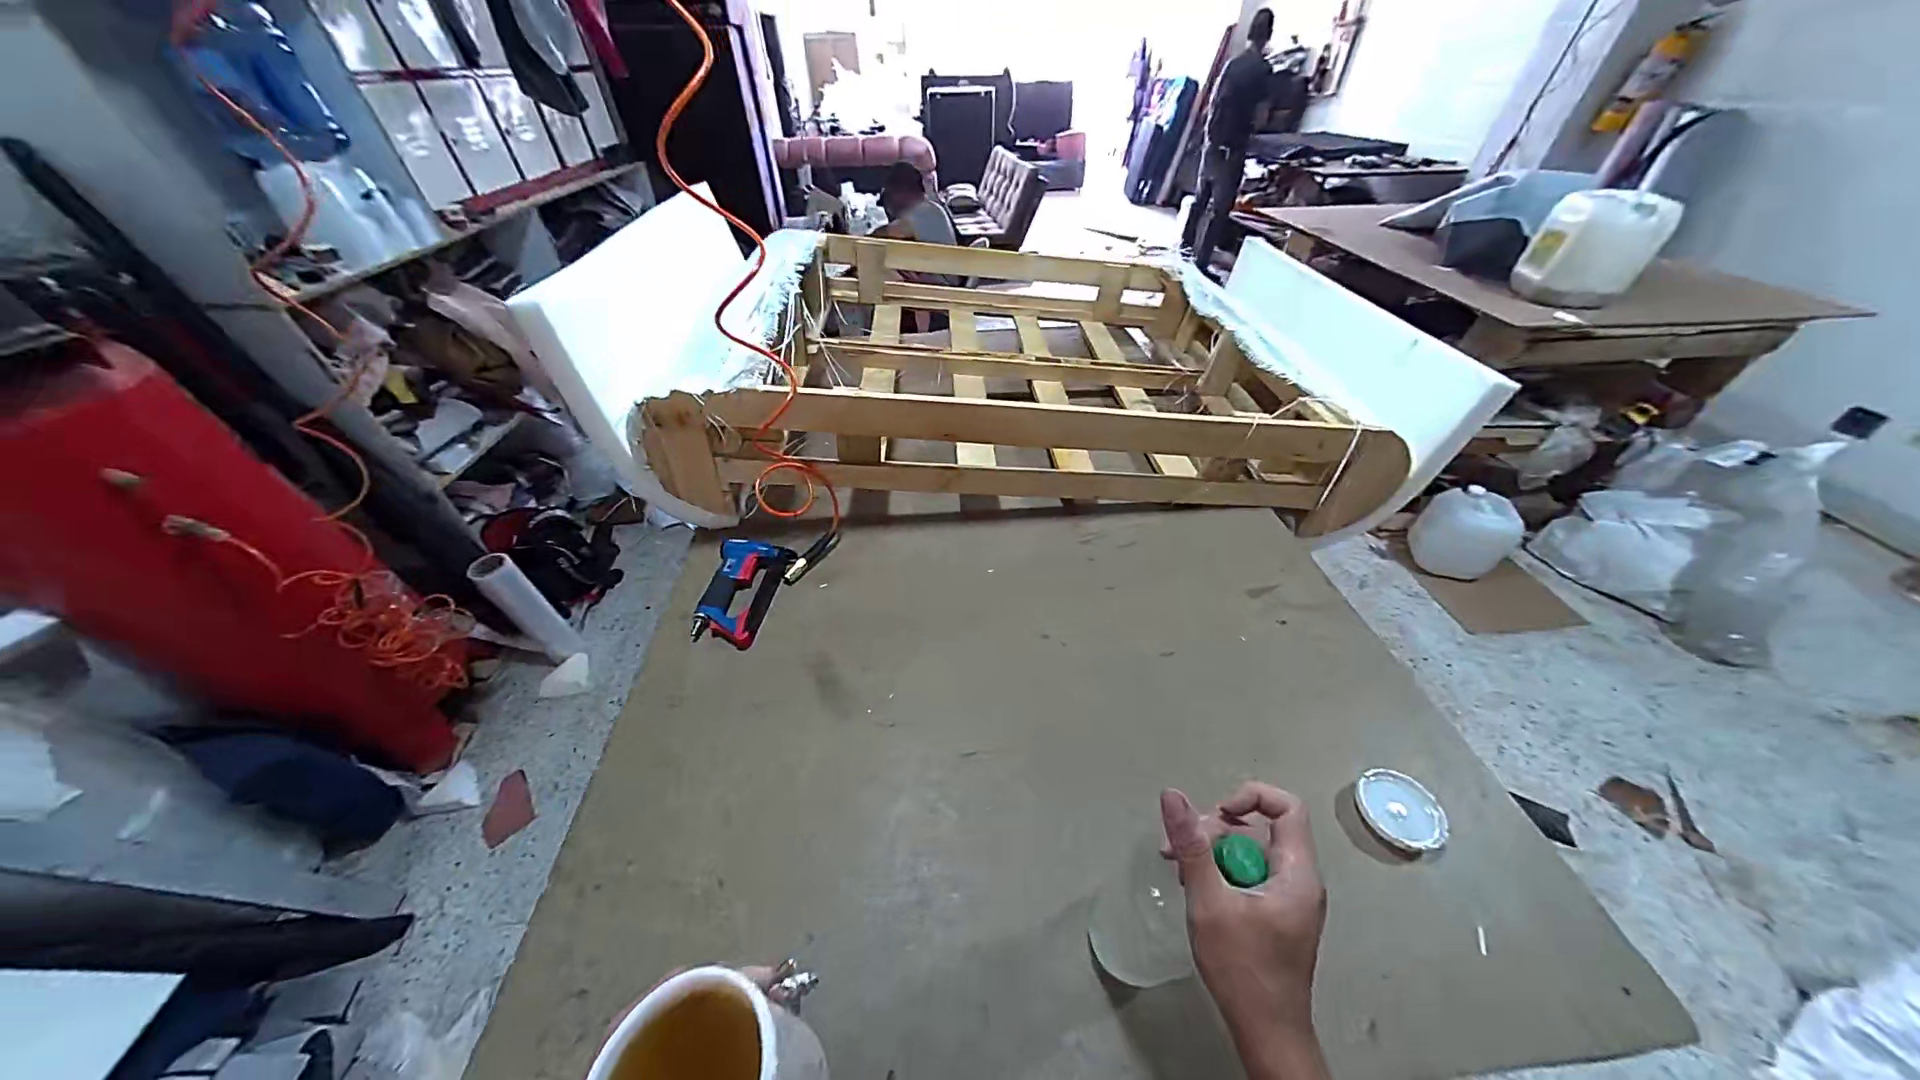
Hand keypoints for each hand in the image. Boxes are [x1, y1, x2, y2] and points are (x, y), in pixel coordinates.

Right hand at [1160, 783, 1329, 1079]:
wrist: (1266, 1034)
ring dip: (1211, 852)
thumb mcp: (1209, 902)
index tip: (1217, 814)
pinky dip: (1220, 873)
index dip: (1250, 797)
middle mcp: (1298, 880)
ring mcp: (1287, 898)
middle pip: (1259, 828)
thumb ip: (1192, 846)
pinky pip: (1247, 874)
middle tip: (1181, 849)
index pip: (1287, 807)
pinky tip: (1196, 889)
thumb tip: (1173, 797)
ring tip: (1181, 871)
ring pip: (1248, 852)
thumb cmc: (1244, 971)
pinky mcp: (1274, 913)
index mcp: (1297, 873)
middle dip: (1215, 830)